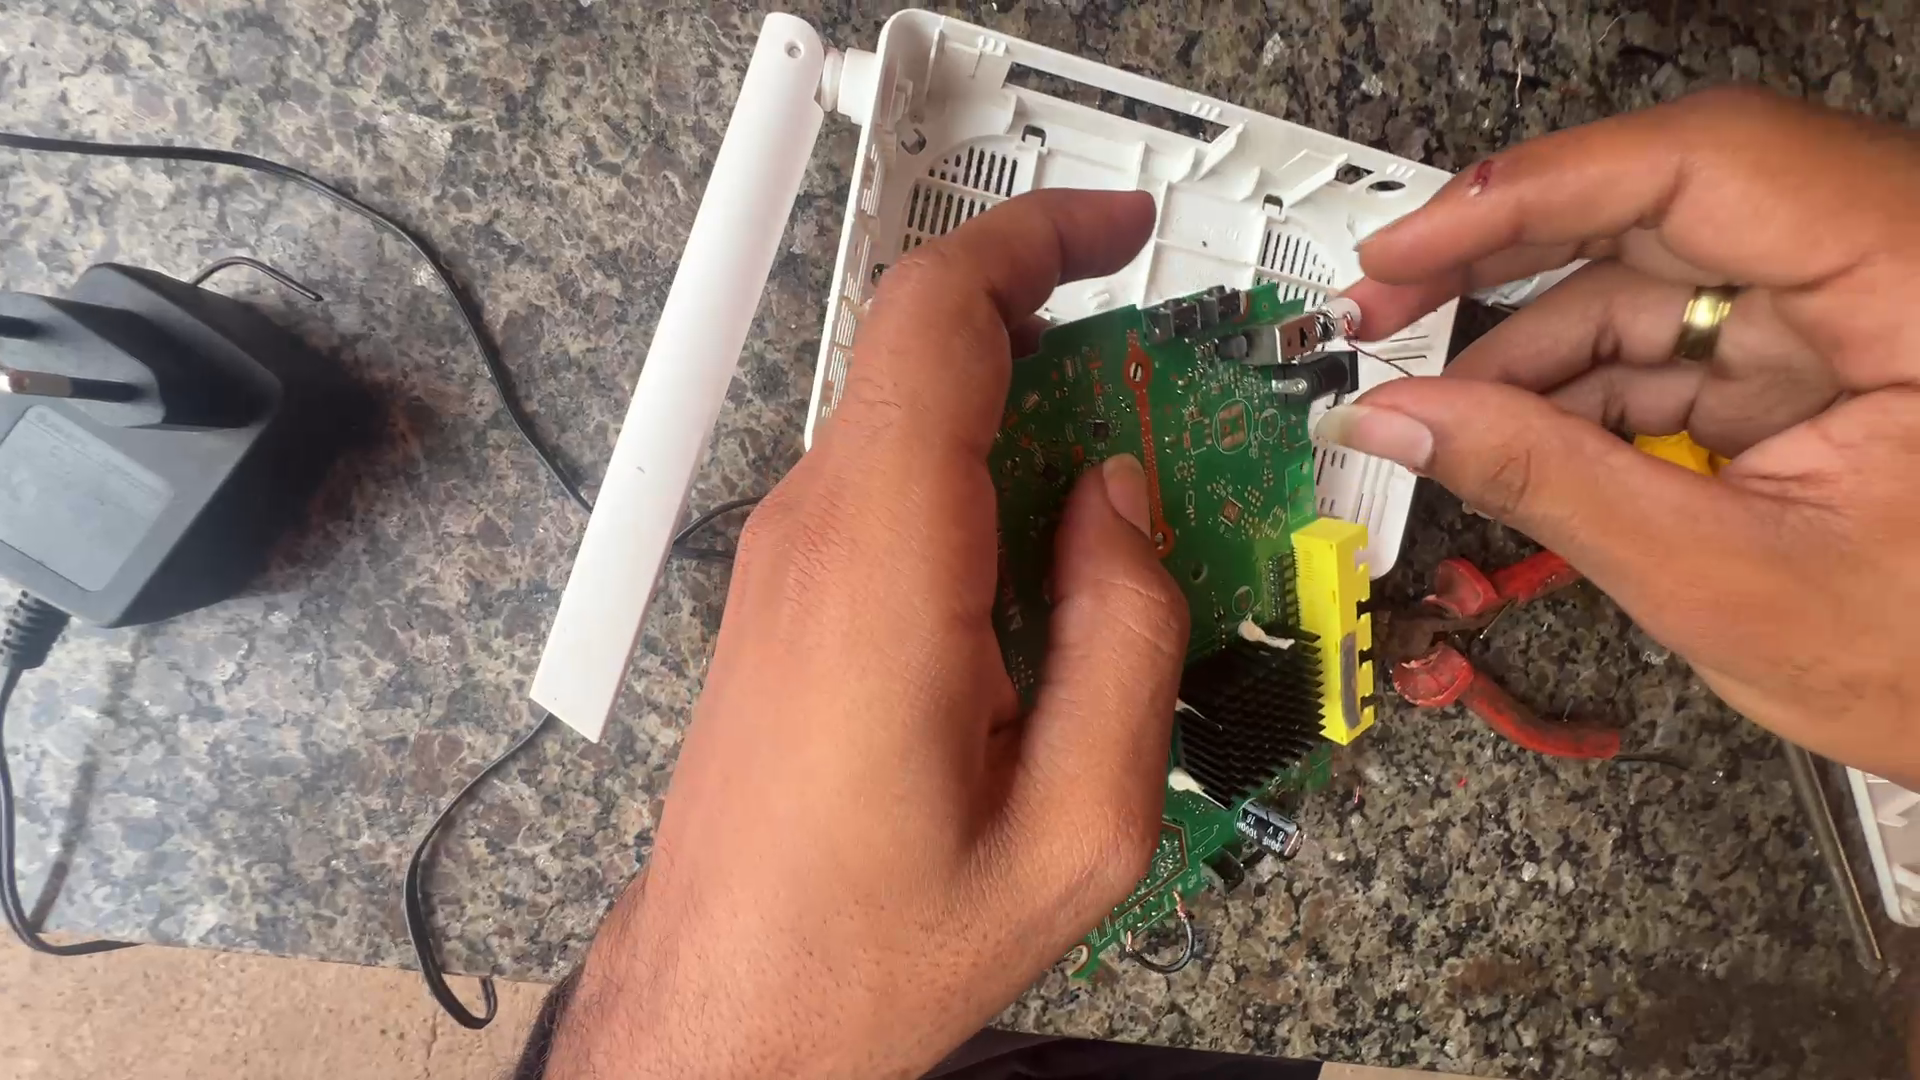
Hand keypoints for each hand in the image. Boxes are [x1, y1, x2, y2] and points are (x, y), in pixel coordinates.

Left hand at [546, 191, 1186, 1078]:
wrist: (728, 1001)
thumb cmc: (881, 937)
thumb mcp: (1078, 826)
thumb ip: (1127, 640)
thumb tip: (1119, 503)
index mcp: (887, 562)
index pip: (939, 319)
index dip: (1034, 242)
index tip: (1120, 235)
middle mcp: (818, 528)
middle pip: (933, 353)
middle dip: (1059, 341)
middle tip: (1163, 407)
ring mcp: (789, 552)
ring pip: (922, 417)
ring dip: (1029, 424)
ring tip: (1117, 516)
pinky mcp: (790, 586)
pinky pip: (898, 482)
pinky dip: (983, 478)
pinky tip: (1041, 568)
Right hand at [1323, 86, 1919, 784]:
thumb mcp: (1710, 577)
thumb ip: (1535, 482)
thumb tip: (1387, 424)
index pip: (1703, 169)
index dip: (1527, 192)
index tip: (1399, 250)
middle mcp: (1886, 271)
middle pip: (1647, 208)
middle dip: (1485, 259)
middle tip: (1372, 307)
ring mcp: (1836, 316)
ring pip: (1627, 286)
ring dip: (1507, 351)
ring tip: (1428, 418)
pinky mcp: (1789, 362)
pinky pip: (1639, 348)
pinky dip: (1550, 393)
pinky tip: (1495, 438)